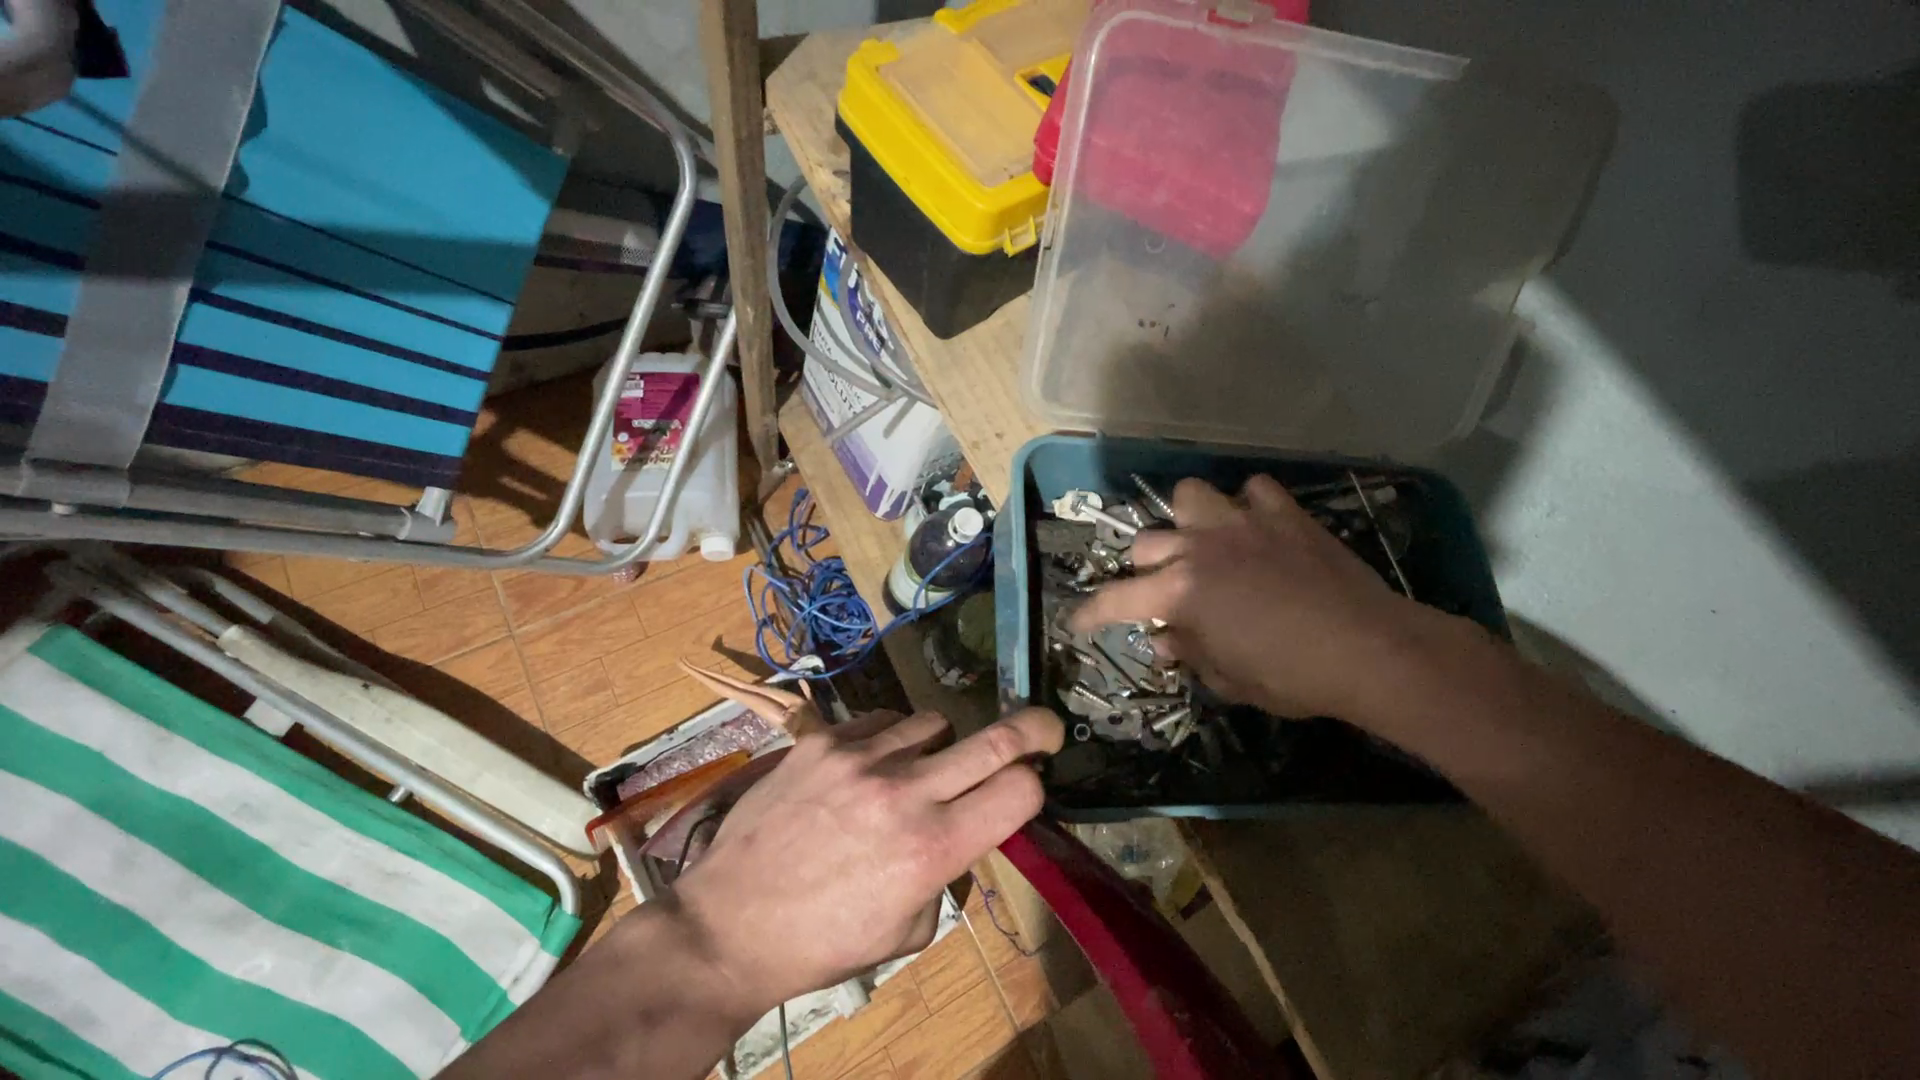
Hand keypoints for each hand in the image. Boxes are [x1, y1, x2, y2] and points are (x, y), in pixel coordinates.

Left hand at [671, 706, 1063, 1017]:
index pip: (1020, 790)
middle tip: (1044, 727)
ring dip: (941, 745)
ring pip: (935, 721)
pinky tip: (869, 765)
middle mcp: (905, 792)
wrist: (730, 924)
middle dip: (1033, 730)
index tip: (1031, 784)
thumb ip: (947, 874)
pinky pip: (881, 721)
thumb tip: (962, 832)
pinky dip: (889, 739)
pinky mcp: (821, 741)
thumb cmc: (824, 942)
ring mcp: (860, 759)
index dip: (1035, 786)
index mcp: (933, 848)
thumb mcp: (907, 929)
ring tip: (917, 769)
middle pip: (997, 738)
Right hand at [1073, 476, 1471, 723]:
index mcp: (1180, 594)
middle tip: (1164, 593)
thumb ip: (1189, 654)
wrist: (1370, 649)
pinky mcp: (1284, 515)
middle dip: (1144, 571)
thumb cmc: (1293, 677)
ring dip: (1187, 521)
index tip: (1079, 623)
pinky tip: (1256, 528)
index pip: (1116, 600)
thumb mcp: (1229, 680)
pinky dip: (1247, 506)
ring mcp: (1242, 524)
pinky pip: (1253, 490)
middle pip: (1145, 544)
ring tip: (1203, 543)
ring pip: (1188, 496)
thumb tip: (1165, 639)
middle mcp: (1200, 549)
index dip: (1092, 614)